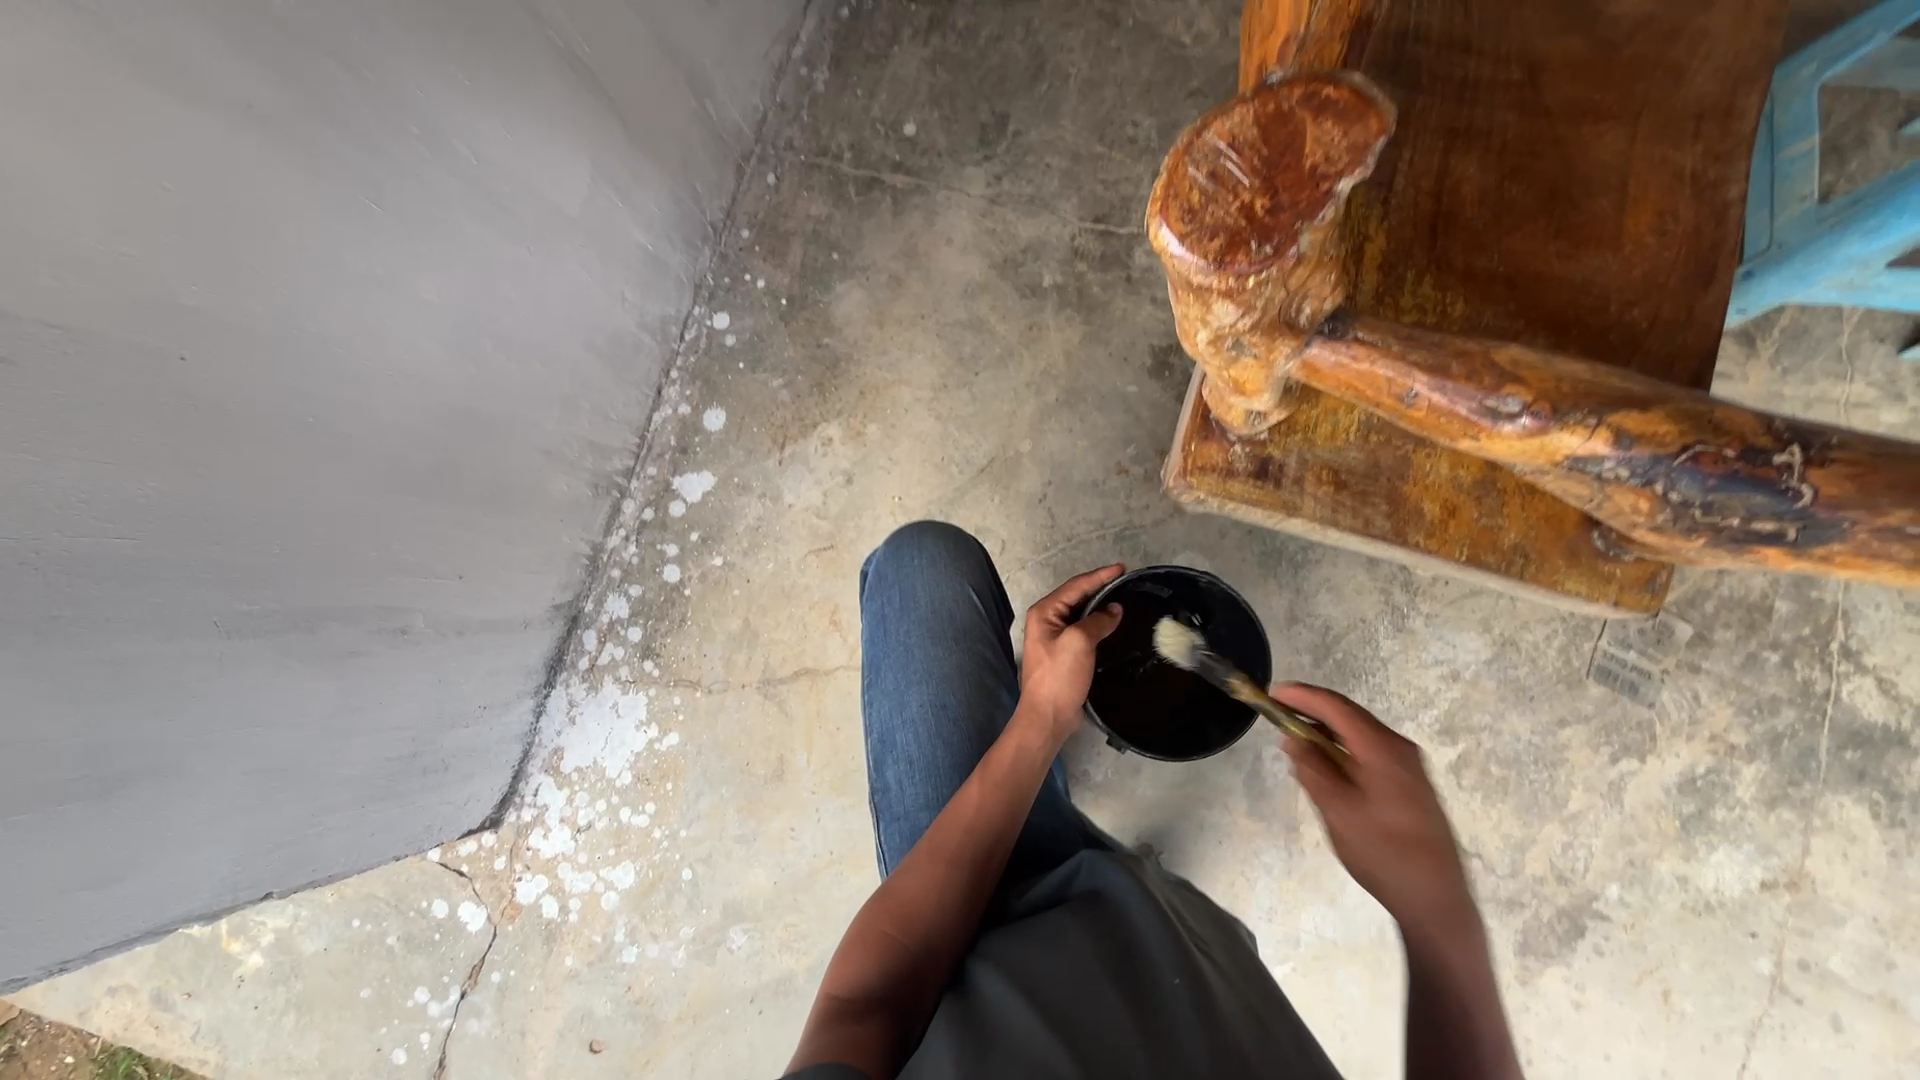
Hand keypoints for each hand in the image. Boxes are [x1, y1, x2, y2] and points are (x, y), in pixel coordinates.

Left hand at [1016, 565, 1125, 741]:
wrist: (1047, 716)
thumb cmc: (1059, 677)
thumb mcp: (1079, 642)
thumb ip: (1097, 621)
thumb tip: (1114, 609)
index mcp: (1044, 612)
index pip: (1076, 586)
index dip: (1100, 576)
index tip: (1122, 568)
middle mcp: (1046, 621)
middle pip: (1076, 596)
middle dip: (1100, 587)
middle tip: (1125, 580)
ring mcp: (1054, 637)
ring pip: (1080, 613)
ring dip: (1100, 605)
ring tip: (1123, 598)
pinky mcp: (1063, 653)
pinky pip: (1083, 629)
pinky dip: (1098, 623)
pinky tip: (1112, 624)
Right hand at [1276, 683, 1478, 943]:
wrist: (1436, 899)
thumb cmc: (1383, 854)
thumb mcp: (1337, 811)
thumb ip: (1313, 769)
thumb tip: (1294, 739)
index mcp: (1383, 750)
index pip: (1337, 707)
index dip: (1303, 696)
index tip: (1272, 694)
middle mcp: (1399, 749)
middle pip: (1349, 715)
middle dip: (1312, 709)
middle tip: (1277, 712)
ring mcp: (1408, 766)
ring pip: (1359, 733)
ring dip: (1326, 729)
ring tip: (1294, 736)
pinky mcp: (1409, 783)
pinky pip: (1368, 750)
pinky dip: (1341, 746)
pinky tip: (1324, 761)